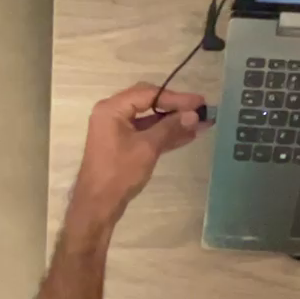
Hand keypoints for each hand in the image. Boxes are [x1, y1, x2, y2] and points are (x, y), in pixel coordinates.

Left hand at [67, 83, 207, 236]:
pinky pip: (145, 133)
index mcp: (112, 108)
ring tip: (200, 123)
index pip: (148, 94)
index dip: (176, 98)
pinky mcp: (122, 144)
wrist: (98, 204)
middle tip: (201, 109)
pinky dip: (164, 134)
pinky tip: (186, 135)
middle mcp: (112, 114)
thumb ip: (170, 128)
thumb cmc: (119, 173)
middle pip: (148, 102)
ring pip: (149, 120)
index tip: (200, 102)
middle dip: (175, 108)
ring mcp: (116, 130)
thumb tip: (194, 115)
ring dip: (173, 122)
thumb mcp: (147, 148)